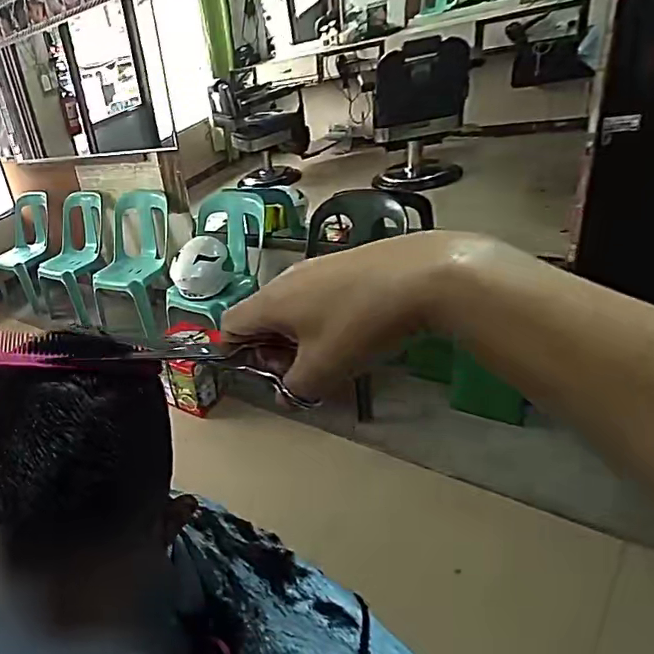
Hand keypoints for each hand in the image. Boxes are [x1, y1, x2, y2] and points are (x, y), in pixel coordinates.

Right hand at [221, 231, 488, 400]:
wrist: (426, 275)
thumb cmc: (362, 324)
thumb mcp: (324, 369)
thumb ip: (296, 386)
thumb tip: (290, 390)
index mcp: (270, 301)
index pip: (228, 325)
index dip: (234, 353)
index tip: (263, 374)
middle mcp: (287, 278)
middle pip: (261, 316)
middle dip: (272, 349)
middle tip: (300, 372)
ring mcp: (318, 266)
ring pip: (293, 306)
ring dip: (300, 335)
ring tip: (331, 355)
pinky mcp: (347, 263)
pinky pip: (320, 295)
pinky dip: (325, 318)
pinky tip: (357, 331)